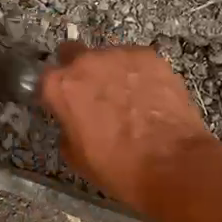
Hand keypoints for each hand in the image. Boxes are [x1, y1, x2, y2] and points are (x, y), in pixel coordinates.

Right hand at [38, 43, 221, 216]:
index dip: (58, 93)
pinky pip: (136, 61)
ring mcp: (118, 55)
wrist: (173, 166)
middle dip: (82, 72)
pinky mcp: (149, 56)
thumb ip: (67, 127)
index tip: (68, 105)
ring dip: (113, 72)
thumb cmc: (119, 167)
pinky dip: (140, 74)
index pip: (48, 78)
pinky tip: (151, 96)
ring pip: (108, 57)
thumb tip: (75, 122)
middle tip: (98, 98)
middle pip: (73, 54)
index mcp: (59, 86)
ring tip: (131, 99)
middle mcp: (84, 62)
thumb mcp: (76, 156)